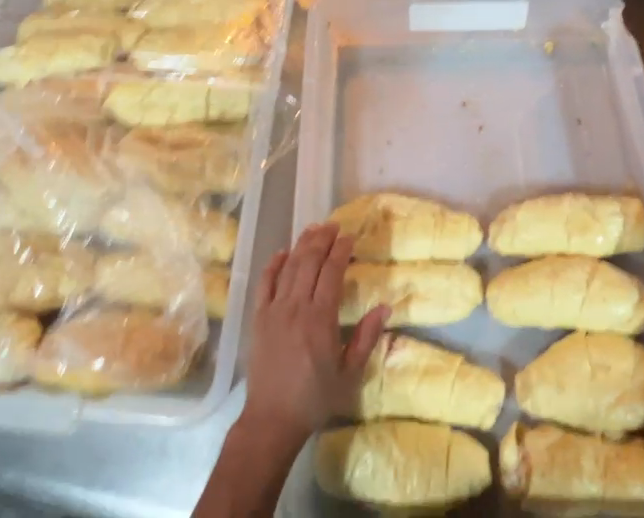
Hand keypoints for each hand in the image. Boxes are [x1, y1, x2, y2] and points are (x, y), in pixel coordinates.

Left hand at [239, 223, 389, 444]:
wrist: (273, 418)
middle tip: (334, 225)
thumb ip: (366, 337)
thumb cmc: (315, 398)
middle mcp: (296, 306)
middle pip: (309, 262)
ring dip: (302, 245)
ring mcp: (274, 310)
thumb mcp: (349, 373)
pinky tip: (283, 252)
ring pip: (289, 267)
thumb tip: (385, 306)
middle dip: (322, 239)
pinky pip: (265, 283)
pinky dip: (274, 264)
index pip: (331, 272)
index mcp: (321, 318)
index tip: (349, 236)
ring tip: (313, 229)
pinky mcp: (258, 317)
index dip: (341, 250)